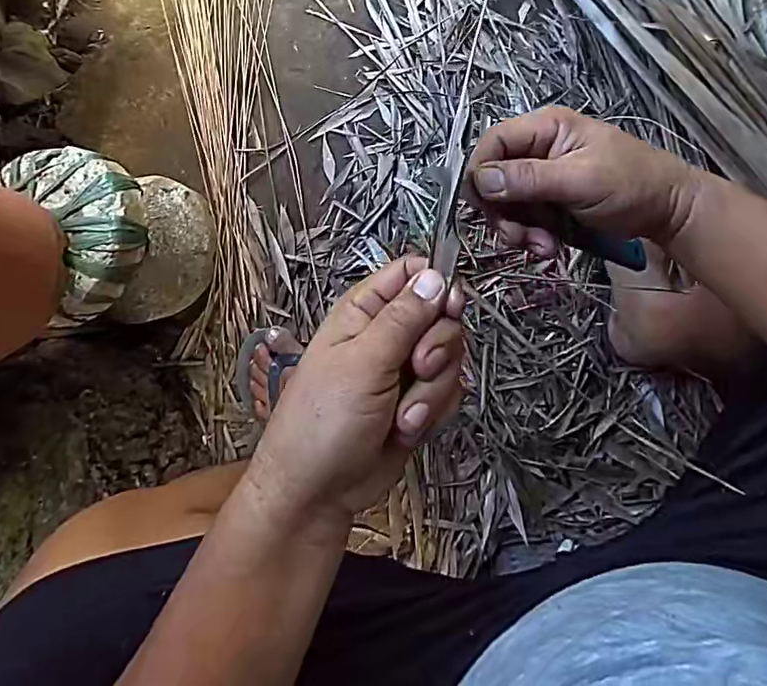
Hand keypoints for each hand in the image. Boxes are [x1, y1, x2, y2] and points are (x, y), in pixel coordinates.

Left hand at [243, 256, 465, 528]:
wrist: (317, 494)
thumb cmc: (320, 424)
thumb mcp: (362, 363)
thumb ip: (403, 319)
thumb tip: (435, 277)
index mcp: (364, 310)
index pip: (412, 272)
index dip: (436, 283)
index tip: (448, 305)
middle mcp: (387, 333)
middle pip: (441, 313)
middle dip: (439, 345)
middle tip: (418, 366)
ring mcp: (404, 368)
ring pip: (450, 356)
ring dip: (433, 389)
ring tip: (402, 414)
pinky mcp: (418, 399)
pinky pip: (449, 390)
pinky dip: (433, 412)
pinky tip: (405, 429)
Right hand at [466, 106, 703, 256]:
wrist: (669, 210)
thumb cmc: (632, 184)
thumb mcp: (579, 180)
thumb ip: (529, 178)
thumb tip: (481, 178)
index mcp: (546, 127)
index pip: (493, 142)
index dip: (480, 173)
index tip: (482, 206)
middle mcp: (539, 147)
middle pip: (495, 176)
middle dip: (502, 211)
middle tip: (517, 237)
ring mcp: (545, 175)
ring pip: (507, 202)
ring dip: (518, 229)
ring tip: (542, 247)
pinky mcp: (551, 200)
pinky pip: (526, 217)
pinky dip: (532, 236)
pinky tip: (550, 247)